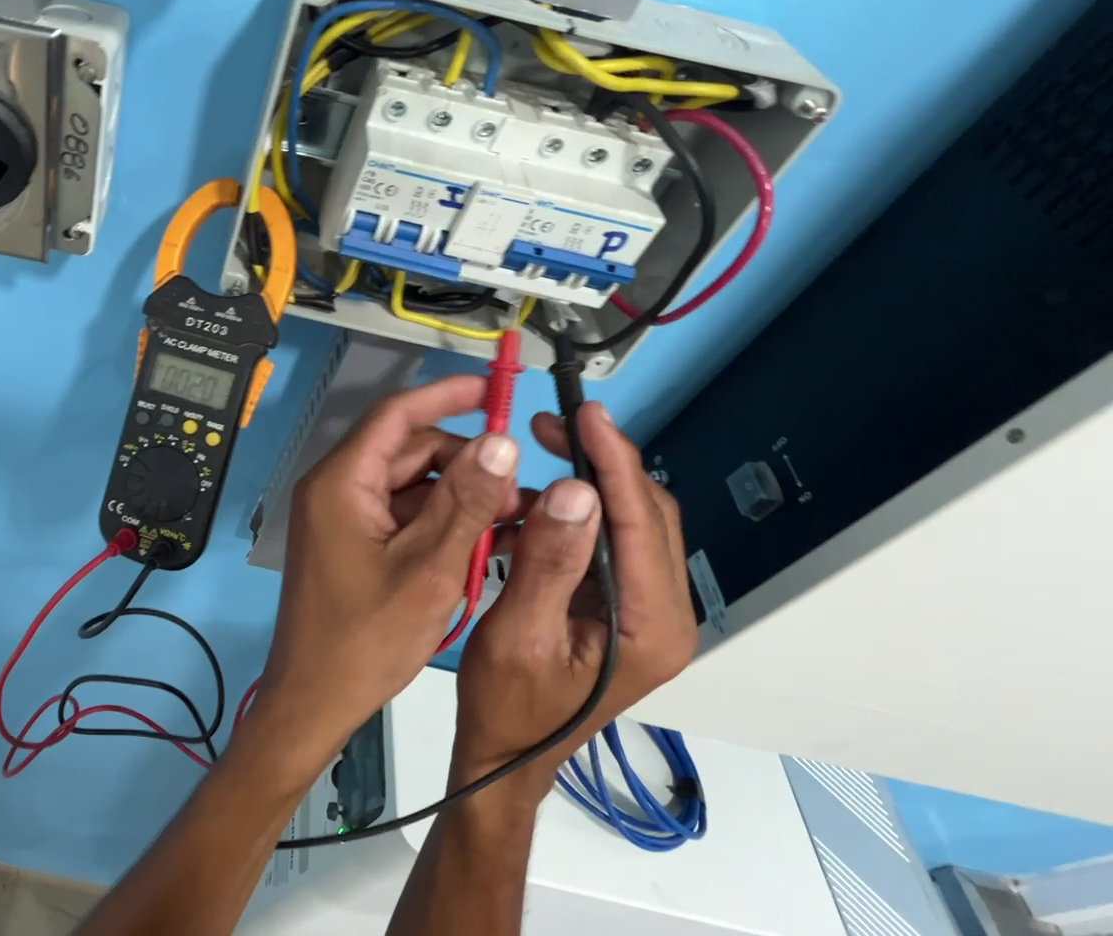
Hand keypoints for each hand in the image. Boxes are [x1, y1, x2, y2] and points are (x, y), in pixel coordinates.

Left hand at [258, 376, 529, 772]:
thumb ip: (466, 502)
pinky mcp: (351, 542)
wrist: (316, 698)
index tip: (496, 389)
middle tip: (521, 490)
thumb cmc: (367, 638)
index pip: (395, 415)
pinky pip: (400, 514)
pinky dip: (439, 521)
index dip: (446, 396)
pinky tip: (483, 541)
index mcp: (340, 482)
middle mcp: (334, 489)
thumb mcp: (429, 568)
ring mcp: (341, 517)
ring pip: (408, 485)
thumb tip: (501, 441)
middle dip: (464, 462)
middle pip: (406, 451)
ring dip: (457, 495)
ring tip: (514, 521)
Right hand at [451, 402, 695, 794]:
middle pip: (648, 516)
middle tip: (549, 425)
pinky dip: (570, 515)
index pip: (644, 523)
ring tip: (533, 459)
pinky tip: (529, 507)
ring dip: (584, 486)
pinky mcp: (619, 608)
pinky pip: (605, 543)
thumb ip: (550, 564)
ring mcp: (644, 611)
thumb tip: (578, 490)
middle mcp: (664, 613)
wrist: (505, 756)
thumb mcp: (518, 635)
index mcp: (652, 625)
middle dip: (602, 464)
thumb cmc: (508, 706)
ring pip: (628, 524)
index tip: (586, 412)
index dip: (616, 462)